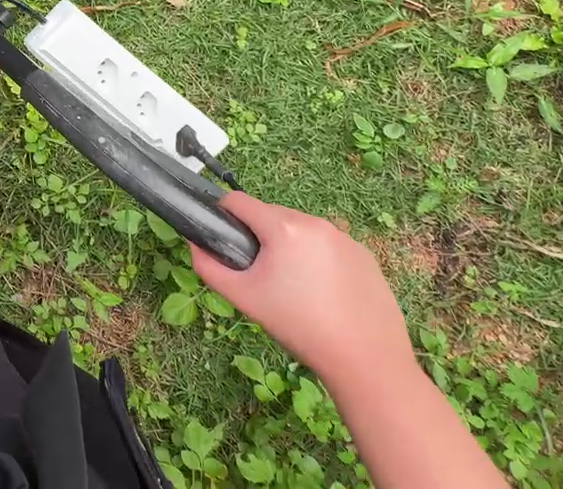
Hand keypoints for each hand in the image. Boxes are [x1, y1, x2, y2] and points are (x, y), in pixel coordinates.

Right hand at [191, 194, 416, 389]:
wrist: (367, 361)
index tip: (225, 242)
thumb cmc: (298, 325)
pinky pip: (327, 245)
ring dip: (287, 245)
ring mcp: (345, 238)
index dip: (222, 216)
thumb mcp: (242, 297)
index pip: (237, 201)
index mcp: (284, 227)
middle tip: (261, 274)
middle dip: (258, 235)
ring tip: (293, 286)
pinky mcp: (365, 256)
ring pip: (299, 229)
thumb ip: (207, 265)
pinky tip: (322, 292)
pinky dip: (316, 259)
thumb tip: (195, 244)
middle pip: (270, 214)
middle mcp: (315, 223)